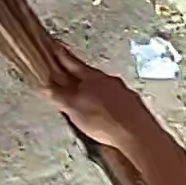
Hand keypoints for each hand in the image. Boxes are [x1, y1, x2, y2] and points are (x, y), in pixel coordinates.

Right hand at [46, 58, 169, 157]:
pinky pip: (118, 100)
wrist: (140, 138)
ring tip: (87, 99)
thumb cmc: (104, 120)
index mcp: (92, 77)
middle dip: (77, 74)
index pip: (71, 62)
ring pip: (105, 87)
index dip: (61, 54)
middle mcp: (109, 81)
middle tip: (68, 75)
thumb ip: (58, 95)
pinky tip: (106, 113)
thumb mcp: (72, 108)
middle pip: (89, 74)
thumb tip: (45, 86)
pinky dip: (109, 103)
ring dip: (95, 90)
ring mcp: (125, 93)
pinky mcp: (136, 108)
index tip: (55, 46)